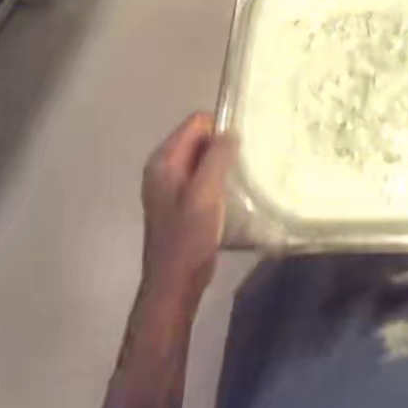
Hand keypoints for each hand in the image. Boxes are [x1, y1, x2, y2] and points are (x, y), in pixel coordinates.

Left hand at [141, 112, 237, 297]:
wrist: (174, 285)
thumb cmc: (188, 238)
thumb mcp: (205, 194)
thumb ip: (217, 158)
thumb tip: (230, 131)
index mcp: (164, 160)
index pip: (196, 122)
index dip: (220, 128)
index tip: (241, 145)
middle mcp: (162, 166)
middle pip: (198, 137)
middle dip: (221, 143)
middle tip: (245, 160)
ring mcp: (169, 184)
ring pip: (201, 157)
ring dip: (221, 161)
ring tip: (241, 174)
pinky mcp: (179, 199)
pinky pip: (201, 174)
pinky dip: (216, 176)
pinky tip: (231, 191)